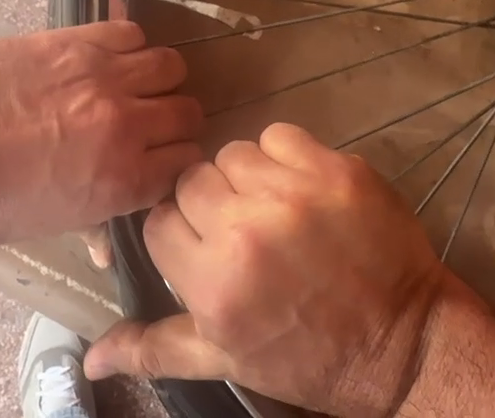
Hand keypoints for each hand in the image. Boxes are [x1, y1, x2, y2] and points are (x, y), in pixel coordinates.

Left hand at [0, 22, 202, 248]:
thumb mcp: (47, 226)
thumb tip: (111, 233)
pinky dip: (127, 46)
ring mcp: (101, 76)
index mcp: (120, 182)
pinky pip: (129, 32)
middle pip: (187, 111)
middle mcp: (124, 125)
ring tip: (131, 84)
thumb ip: (96, 216)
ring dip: (157, 79)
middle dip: (174, 121)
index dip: (177, 161)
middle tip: (149, 122)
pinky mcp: (73, 40)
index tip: (164, 158)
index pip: (186, 162)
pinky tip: (103, 60)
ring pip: (169, 65)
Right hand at [84, 123, 457, 417]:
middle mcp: (245, 230)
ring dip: (245, 176)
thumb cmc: (308, 356)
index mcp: (212, 282)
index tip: (204, 245)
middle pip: (192, 179)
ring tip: (272, 207)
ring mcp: (292, 192)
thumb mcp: (229, 359)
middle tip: (241, 228)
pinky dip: (283, 155)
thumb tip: (90, 354)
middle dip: (210, 201)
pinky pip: (279, 135)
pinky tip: (299, 186)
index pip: (158, 220)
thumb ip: (157, 347)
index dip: (179, 231)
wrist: (404, 343)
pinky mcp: (333, 167)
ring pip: (233, 152)